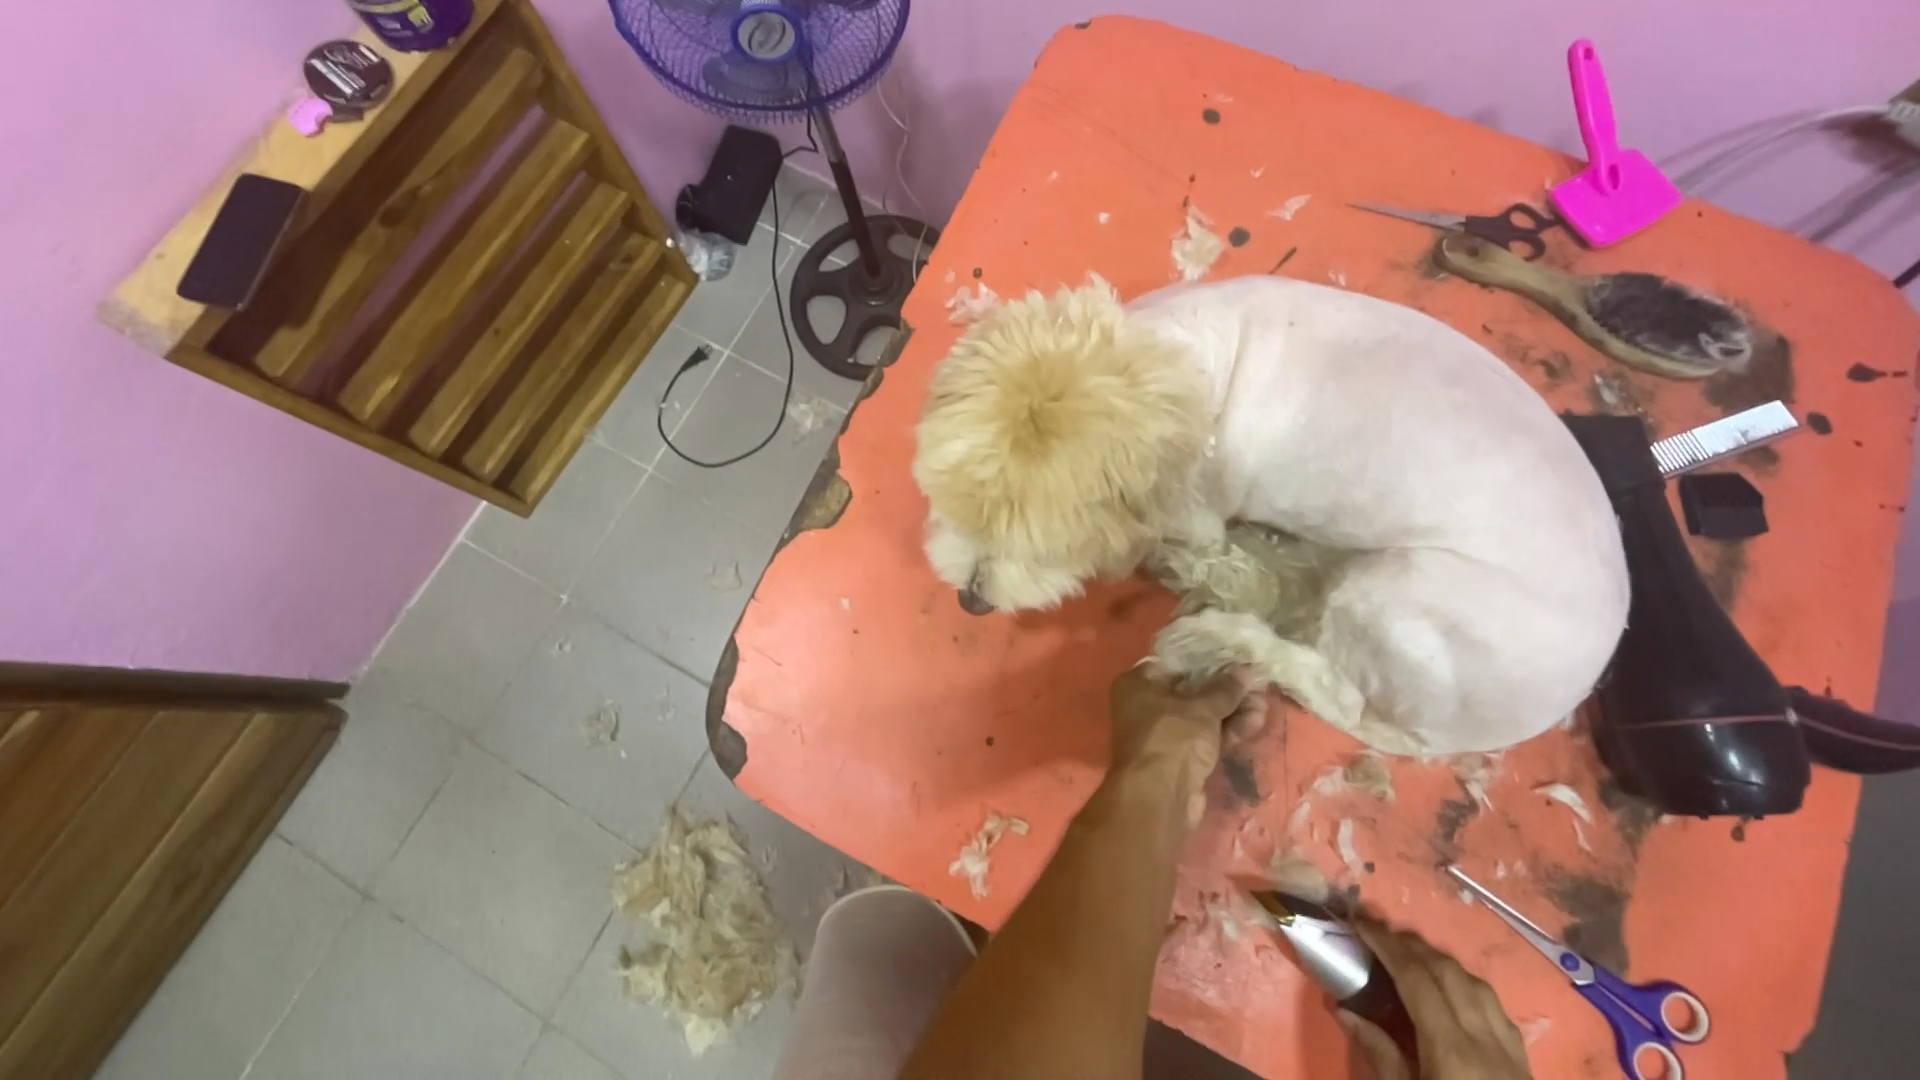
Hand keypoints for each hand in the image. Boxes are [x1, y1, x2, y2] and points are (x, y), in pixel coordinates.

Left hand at [1106, 662, 1261, 821]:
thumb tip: (1245, 670)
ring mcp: (1163, 734)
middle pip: (1191, 691)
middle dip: (1225, 690)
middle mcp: (1145, 706)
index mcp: (1137, 684)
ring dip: (1232, 711)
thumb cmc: (1171, 736)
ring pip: (1202, 717)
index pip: (1174, 664)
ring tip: (1263, 702)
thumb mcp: (1201, 707)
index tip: (1235, 658)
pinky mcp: (1180, 757)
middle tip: (1257, 682)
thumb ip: (1225, 689)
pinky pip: (1205, 737)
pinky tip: (1256, 721)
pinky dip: (1227, 730)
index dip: (1205, 661)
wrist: (1160, 796)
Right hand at [1343, 919, 1530, 1079]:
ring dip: (1442, 961)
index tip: (1361, 923)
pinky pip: (1496, 1009)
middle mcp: (1484, 1040)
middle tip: (1379, 933)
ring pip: (1476, 984)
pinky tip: (1454, 991)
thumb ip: (1380, 1054)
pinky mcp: (1524, 1066)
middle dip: (1411, 945)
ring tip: (1412, 954)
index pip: (1416, 978)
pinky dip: (1468, 986)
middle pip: (1448, 972)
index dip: (1387, 945)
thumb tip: (1345, 1010)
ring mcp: (1510, 1052)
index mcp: (1451, 1049)